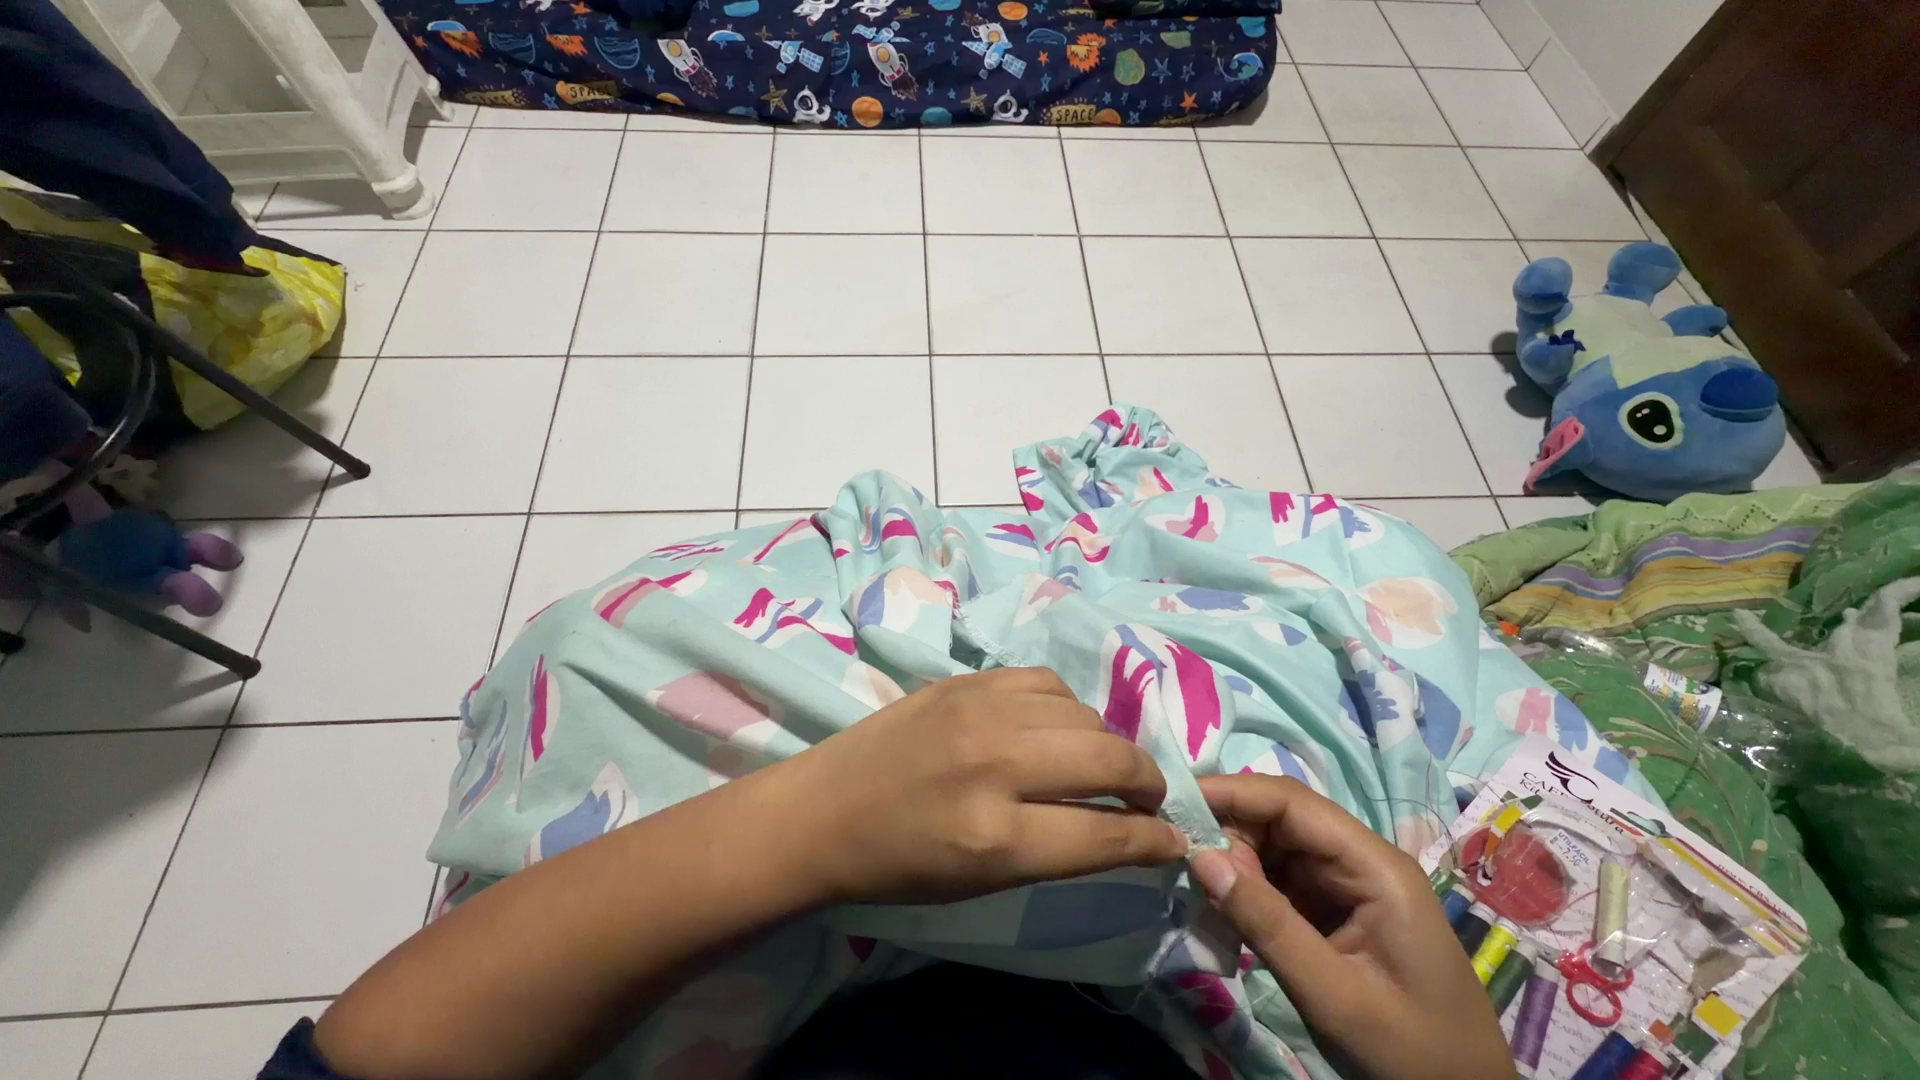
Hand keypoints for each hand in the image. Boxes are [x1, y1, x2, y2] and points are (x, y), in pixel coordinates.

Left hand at [764, 667, 1187, 904]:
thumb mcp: (983, 882)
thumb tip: (1127, 829)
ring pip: (1084, 713)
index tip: (1173, 838)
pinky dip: (1067, 708)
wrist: (822, 811)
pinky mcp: (965, 681)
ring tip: (1102, 764)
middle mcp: (994, 763)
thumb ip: (1060, 852)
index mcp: (995, 837)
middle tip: (1149, 799)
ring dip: (1108, 742)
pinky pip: (1046, 682)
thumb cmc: (898, 866)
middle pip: (1109, 758)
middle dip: (1147, 783)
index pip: (1106, 834)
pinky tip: (1058, 727)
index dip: (1153, 839)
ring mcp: (979, 710)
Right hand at [1190, 775, 1515, 1079]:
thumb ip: (1267, 924)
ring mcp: (1350, 886)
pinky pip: (1281, 882)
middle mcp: (1361, 862)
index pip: (1292, 802)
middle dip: (1227, 831)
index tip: (1173, 803)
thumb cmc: (1413, 1053)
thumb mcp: (1334, 996)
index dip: (1232, 792)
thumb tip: (1199, 856)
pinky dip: (1247, 891)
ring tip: (1196, 891)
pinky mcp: (1337, 911)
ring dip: (1233, 862)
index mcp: (1375, 867)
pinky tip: (1222, 912)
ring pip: (1275, 849)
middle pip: (1281, 820)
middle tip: (1181, 864)